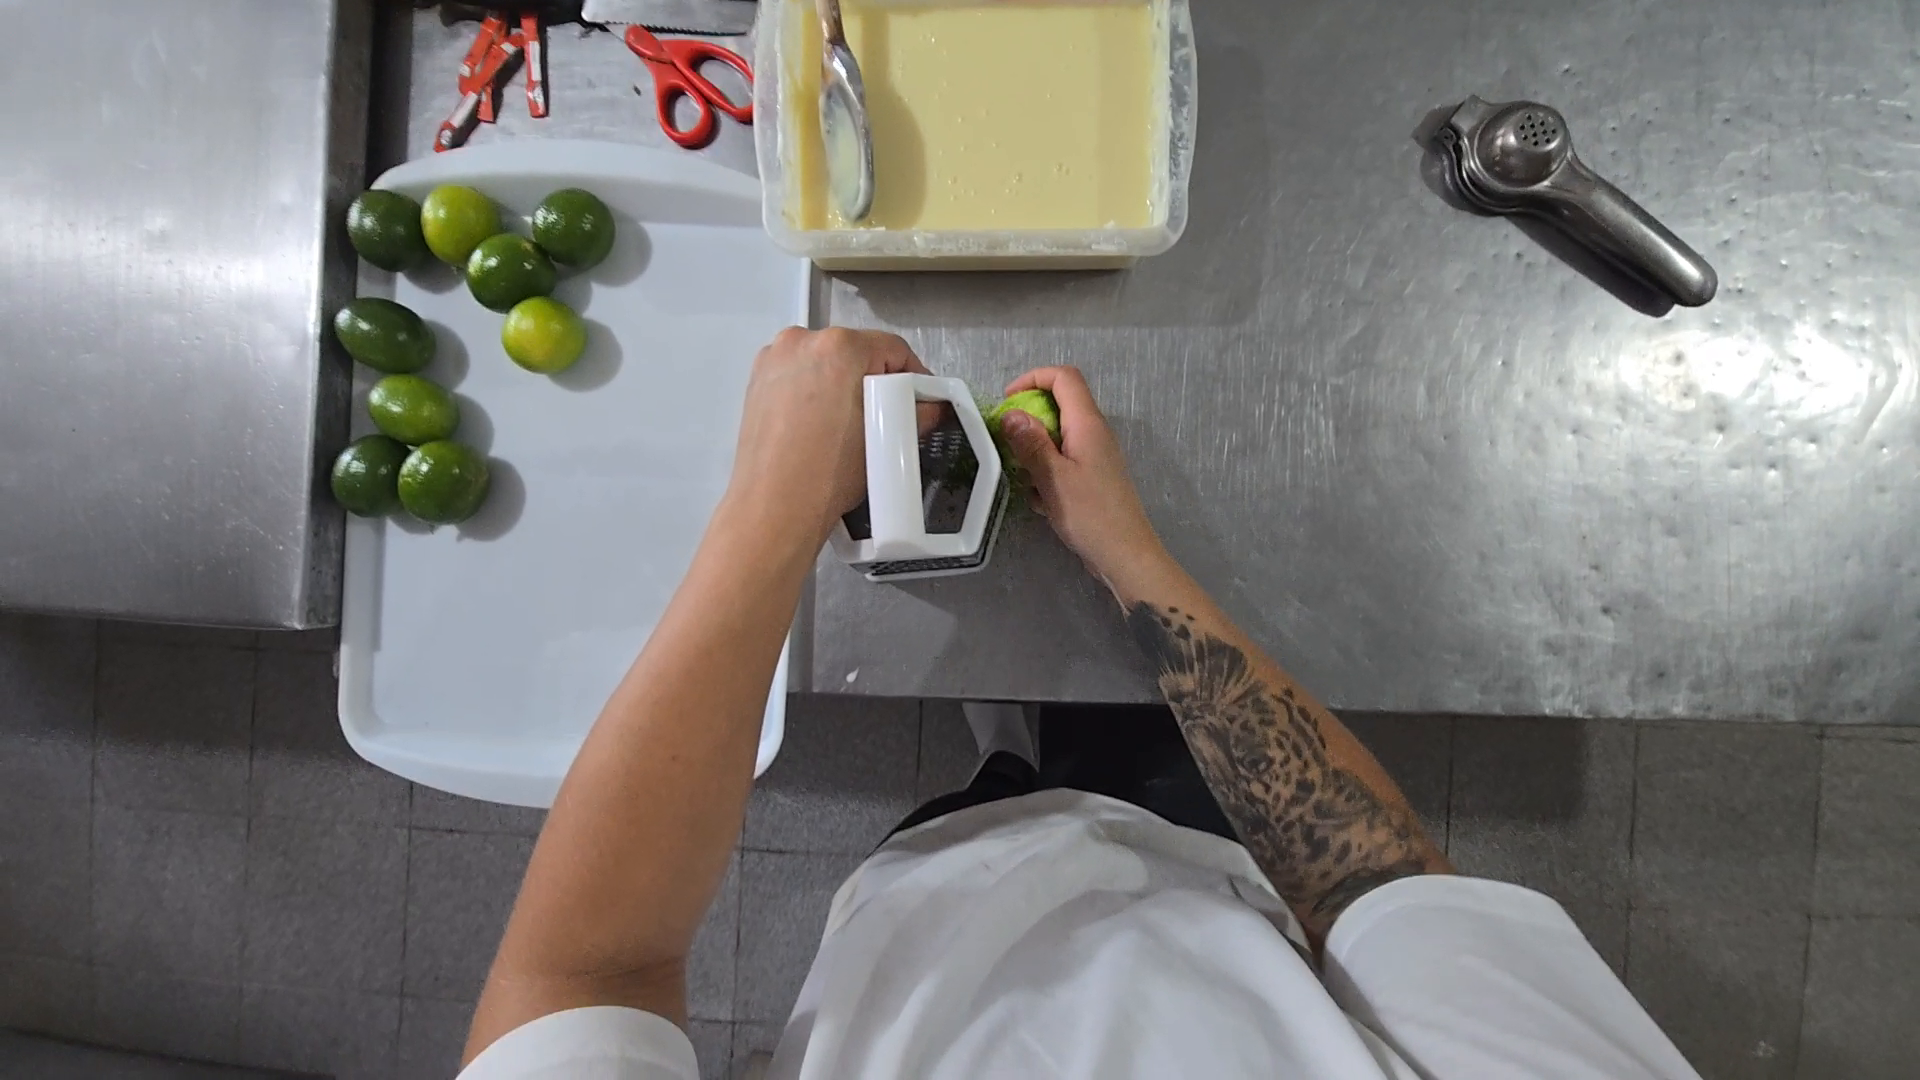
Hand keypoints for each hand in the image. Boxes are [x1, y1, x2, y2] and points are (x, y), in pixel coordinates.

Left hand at [727, 327, 930, 542]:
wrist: (774, 507)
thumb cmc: (824, 476)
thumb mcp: (886, 441)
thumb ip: (916, 413)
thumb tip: (928, 406)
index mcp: (838, 348)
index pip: (892, 348)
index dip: (913, 374)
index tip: (919, 395)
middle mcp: (801, 343)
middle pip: (856, 351)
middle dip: (875, 380)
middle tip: (888, 415)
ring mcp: (775, 360)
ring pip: (826, 362)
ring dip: (844, 384)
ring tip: (851, 425)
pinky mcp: (758, 382)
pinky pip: (800, 375)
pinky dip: (815, 392)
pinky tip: (823, 427)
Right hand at [999, 366, 1168, 589]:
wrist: (1125, 555)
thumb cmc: (1091, 515)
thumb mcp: (1053, 478)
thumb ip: (1031, 443)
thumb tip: (1010, 414)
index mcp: (1087, 424)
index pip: (1064, 378)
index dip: (1033, 378)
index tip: (1007, 401)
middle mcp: (1094, 433)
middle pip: (1058, 406)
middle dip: (1028, 422)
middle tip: (1007, 445)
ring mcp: (1094, 456)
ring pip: (1056, 438)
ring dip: (1034, 454)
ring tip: (1025, 481)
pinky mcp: (1092, 478)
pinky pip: (1062, 463)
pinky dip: (1046, 475)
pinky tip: (1041, 502)